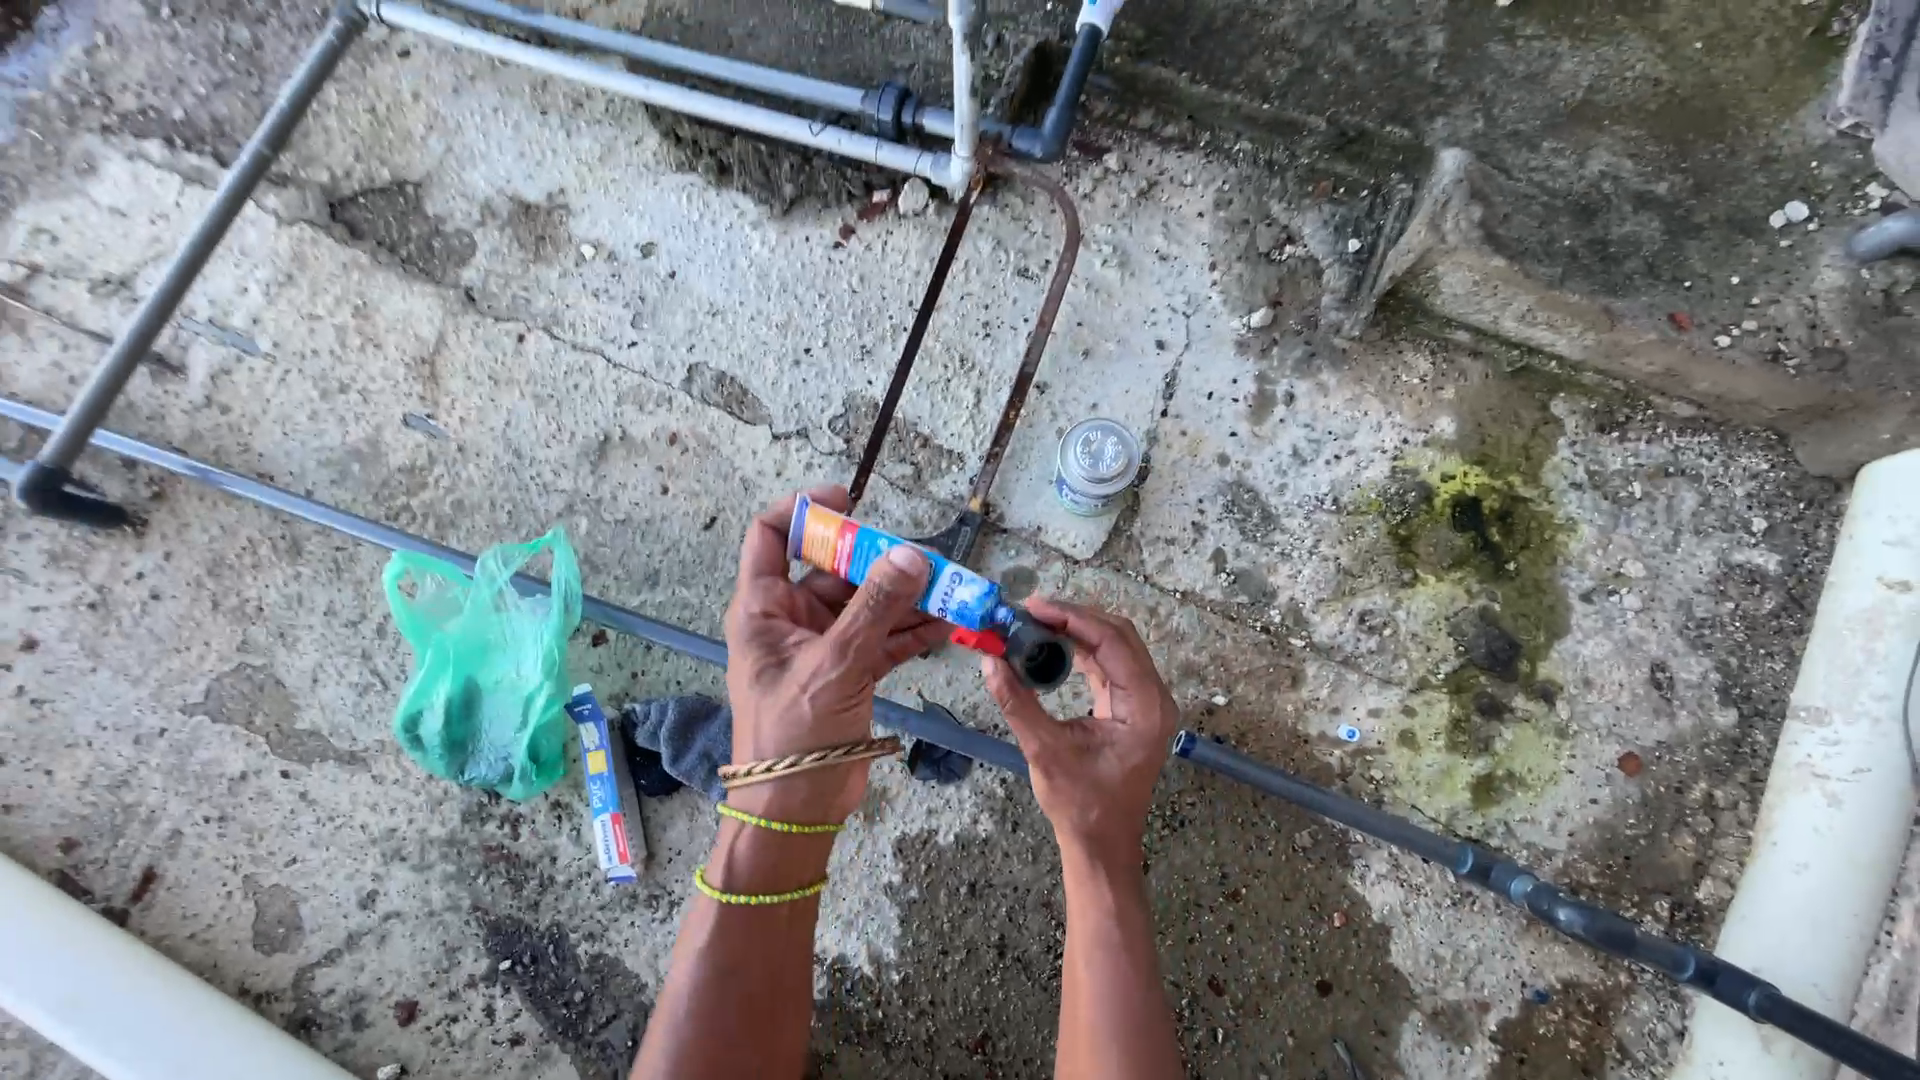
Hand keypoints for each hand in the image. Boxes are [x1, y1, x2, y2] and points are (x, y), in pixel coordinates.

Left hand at [724, 486, 948, 822]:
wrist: (796, 810)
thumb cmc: (793, 734)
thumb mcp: (833, 665)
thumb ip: (874, 610)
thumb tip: (913, 556)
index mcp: (764, 608)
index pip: (772, 536)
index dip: (806, 510)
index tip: (850, 498)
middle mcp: (792, 619)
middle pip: (837, 569)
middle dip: (881, 562)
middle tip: (925, 559)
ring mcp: (824, 646)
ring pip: (868, 605)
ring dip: (905, 598)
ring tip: (949, 591)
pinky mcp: (850, 672)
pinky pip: (883, 639)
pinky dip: (911, 632)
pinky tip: (945, 627)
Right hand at [981, 599, 1178, 864]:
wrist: (1102, 844)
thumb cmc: (1080, 805)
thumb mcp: (1044, 751)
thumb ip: (1018, 702)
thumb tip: (988, 661)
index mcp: (1145, 707)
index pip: (1112, 641)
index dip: (1072, 618)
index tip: (1033, 607)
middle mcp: (1154, 698)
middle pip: (1118, 636)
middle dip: (1074, 618)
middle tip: (1030, 611)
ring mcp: (1146, 703)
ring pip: (1115, 646)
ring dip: (1077, 632)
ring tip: (1035, 624)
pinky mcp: (1133, 708)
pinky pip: (1110, 665)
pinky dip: (1082, 651)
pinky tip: (1052, 647)